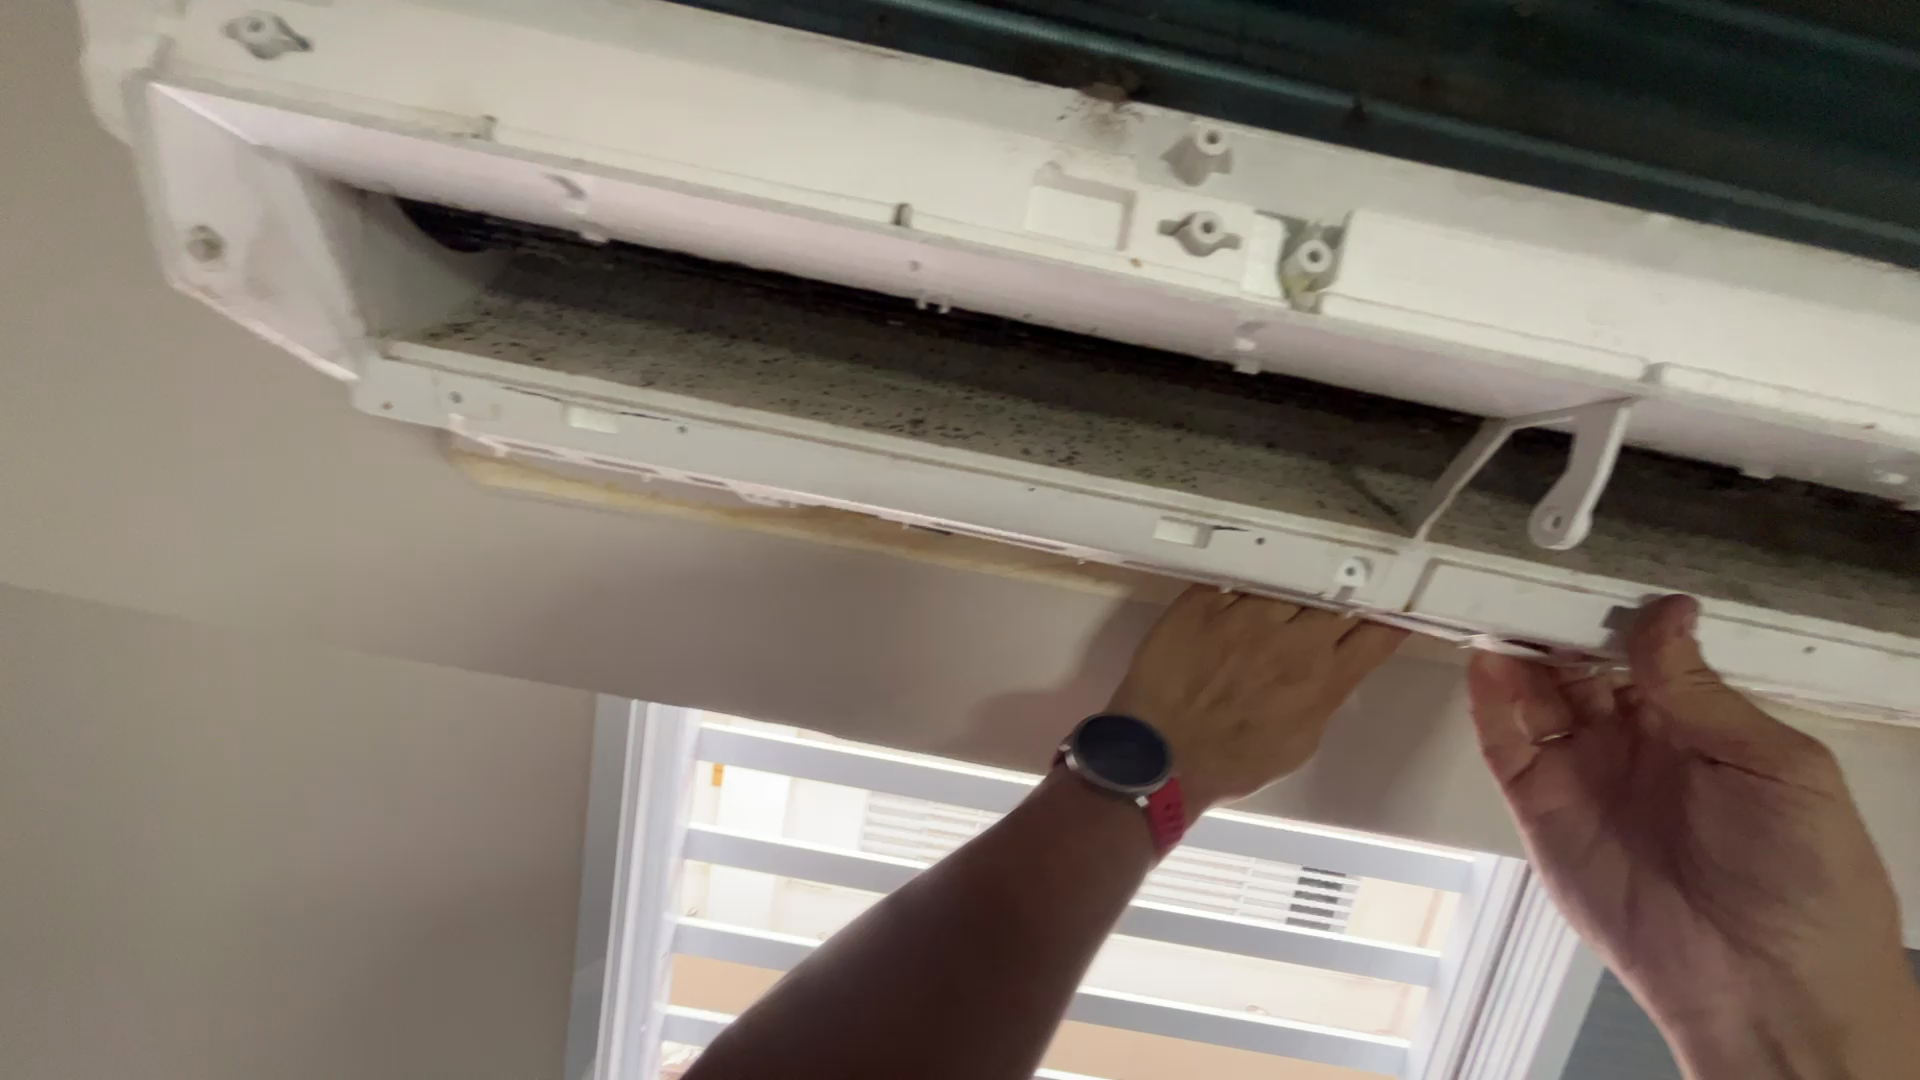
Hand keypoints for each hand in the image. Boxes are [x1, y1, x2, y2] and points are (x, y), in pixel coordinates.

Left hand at [1108, 586, 1406, 814]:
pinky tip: (1254, 569)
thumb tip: (1332, 668)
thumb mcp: (1298, 741)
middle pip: (1335, 599)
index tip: (1393, 602)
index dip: (1389, 615)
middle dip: (1344, 591)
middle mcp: (1290, 642)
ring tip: (1300, 572)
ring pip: (1288, 581)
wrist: (1161, 755)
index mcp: (1321, 680)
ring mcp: (1243, 617)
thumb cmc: (1231, 762)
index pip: (1375, 635)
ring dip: (1298, 580)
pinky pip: (1237, 576)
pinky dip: (1250, 576)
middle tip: (1347, 580)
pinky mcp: (1201, 604)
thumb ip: (1322, 697)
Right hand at [1468, 594, 1919, 1078]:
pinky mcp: (1535, 797)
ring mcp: (1577, 768)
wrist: (1757, 985)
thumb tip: (1667, 614)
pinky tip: (1485, 664)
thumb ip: (1701, 691)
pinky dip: (1487, 699)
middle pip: (1574, 667)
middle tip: (1523, 587)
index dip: (1610, 618)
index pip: (1638, 655)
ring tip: (1494, 613)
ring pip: (1531, 695)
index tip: (1583, 581)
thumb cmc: (1801, 881)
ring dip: (1512, 654)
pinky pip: (1502, 739)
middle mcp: (1629, 740)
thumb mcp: (1778, 769)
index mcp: (1694, 726)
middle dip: (1549, 628)